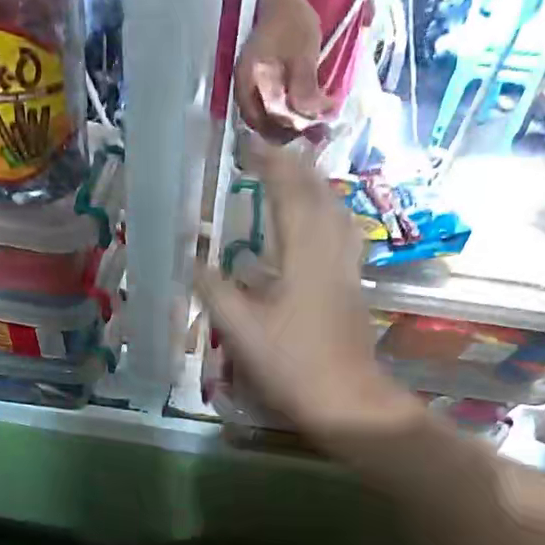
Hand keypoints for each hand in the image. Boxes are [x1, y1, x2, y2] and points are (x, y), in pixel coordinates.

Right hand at [198, 141, 422, 441]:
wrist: (349, 401)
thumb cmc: (293, 365)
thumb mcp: (241, 331)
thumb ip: (214, 291)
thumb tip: (192, 260)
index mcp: (302, 254)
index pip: (288, 193)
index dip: (269, 163)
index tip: (248, 142)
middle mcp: (330, 251)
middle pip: (319, 193)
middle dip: (294, 166)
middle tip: (268, 152)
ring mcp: (346, 268)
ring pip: (337, 211)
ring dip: (315, 186)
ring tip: (293, 176)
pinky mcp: (352, 286)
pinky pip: (342, 233)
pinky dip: (326, 213)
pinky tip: (314, 225)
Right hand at [233, 0, 328, 142]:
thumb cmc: (293, 23)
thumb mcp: (303, 54)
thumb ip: (304, 86)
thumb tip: (308, 116)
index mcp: (248, 80)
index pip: (263, 118)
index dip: (286, 127)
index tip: (310, 127)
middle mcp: (243, 89)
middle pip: (260, 123)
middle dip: (285, 131)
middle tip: (311, 133)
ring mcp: (248, 89)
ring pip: (263, 120)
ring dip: (284, 127)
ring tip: (308, 128)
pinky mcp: (256, 87)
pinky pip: (266, 111)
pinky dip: (282, 117)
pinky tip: (299, 116)